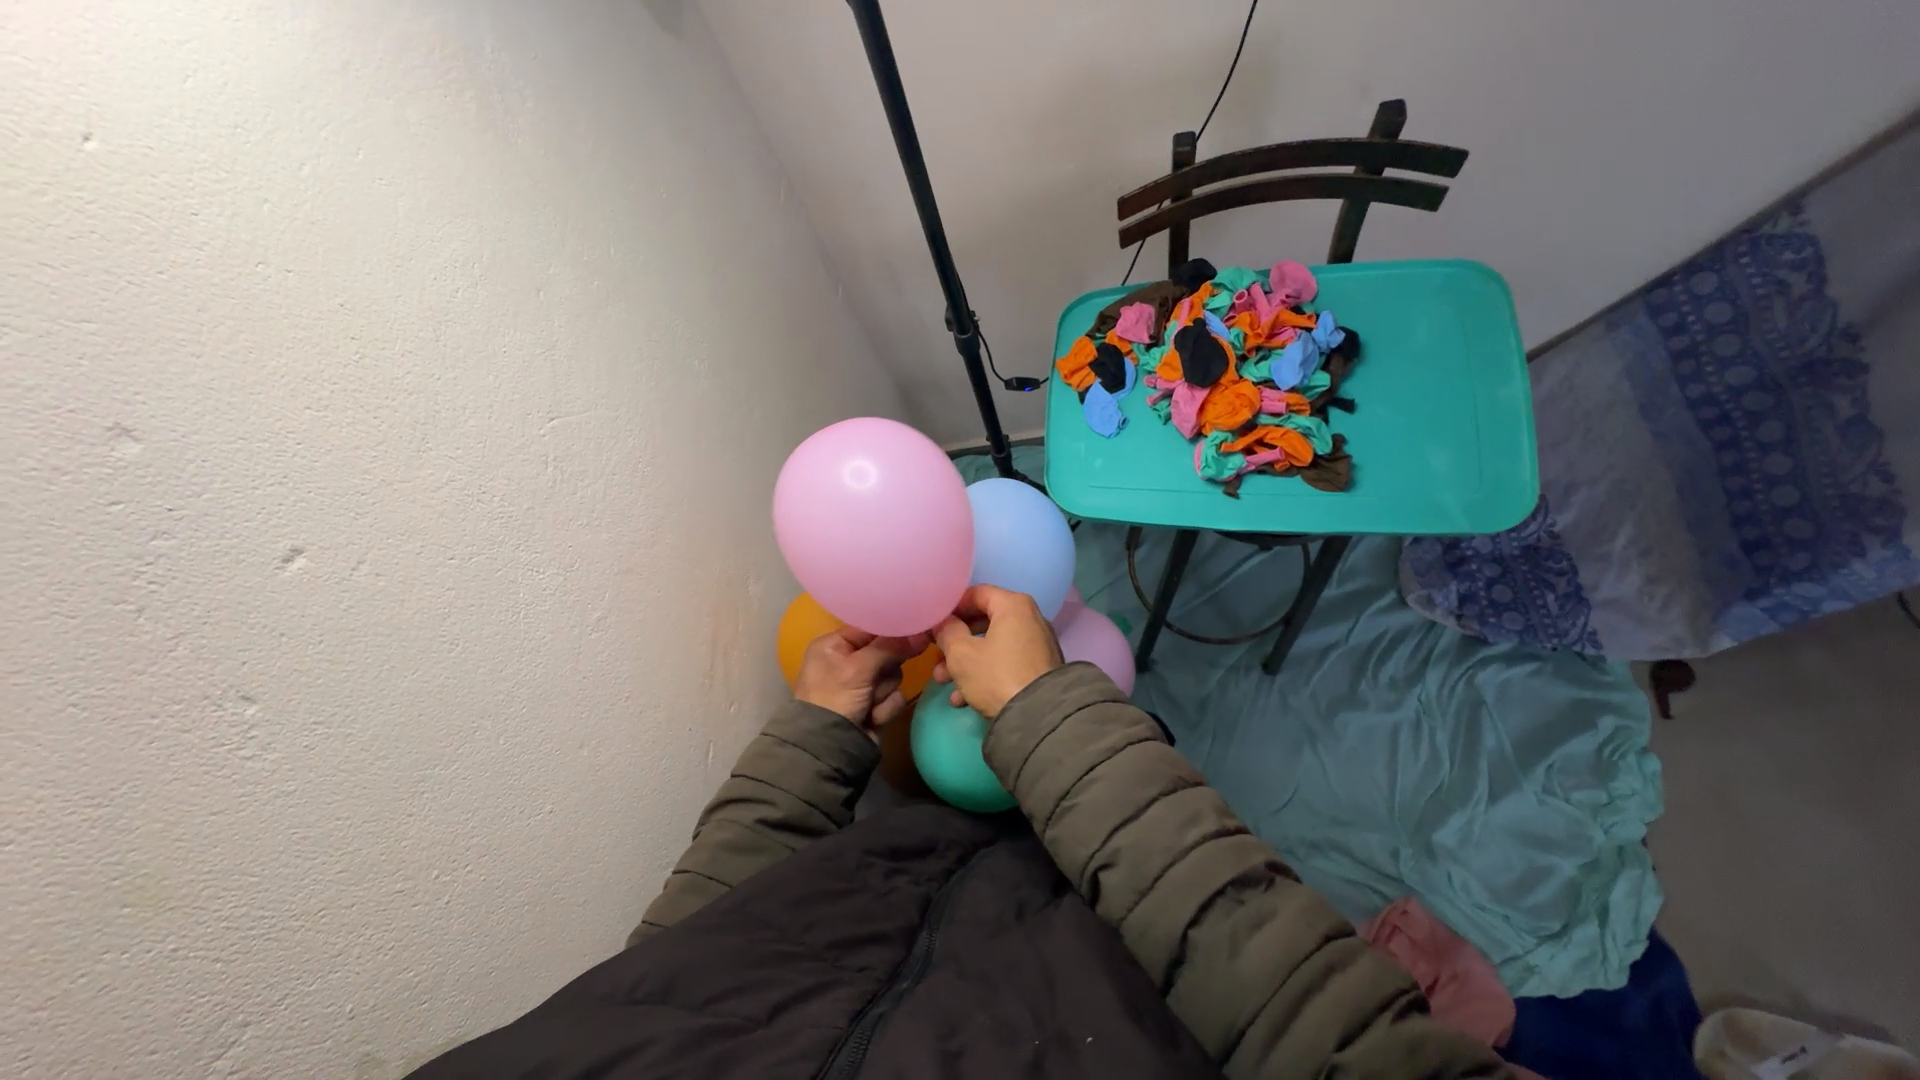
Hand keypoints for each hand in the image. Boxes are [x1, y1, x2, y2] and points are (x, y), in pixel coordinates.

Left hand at [793, 626, 931, 738]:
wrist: (831, 747)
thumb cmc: (835, 699)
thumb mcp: (858, 668)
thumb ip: (889, 647)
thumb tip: (921, 634)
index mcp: (834, 645)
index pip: (870, 628)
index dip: (892, 630)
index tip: (914, 631)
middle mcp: (848, 661)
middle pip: (887, 652)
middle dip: (884, 670)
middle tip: (877, 676)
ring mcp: (862, 684)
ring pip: (894, 675)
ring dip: (883, 692)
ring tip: (867, 703)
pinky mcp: (874, 704)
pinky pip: (894, 696)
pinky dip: (885, 708)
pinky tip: (871, 717)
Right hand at [931, 585, 1064, 719]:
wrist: (1039, 718)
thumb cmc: (996, 676)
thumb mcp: (962, 654)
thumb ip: (947, 632)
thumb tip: (944, 623)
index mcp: (1013, 606)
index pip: (977, 593)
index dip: (951, 607)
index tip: (934, 623)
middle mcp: (1030, 619)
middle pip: (983, 623)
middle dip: (955, 642)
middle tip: (936, 656)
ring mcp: (1036, 646)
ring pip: (992, 647)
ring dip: (964, 663)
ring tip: (943, 683)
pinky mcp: (1038, 671)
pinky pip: (1006, 664)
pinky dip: (984, 676)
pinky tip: (963, 700)